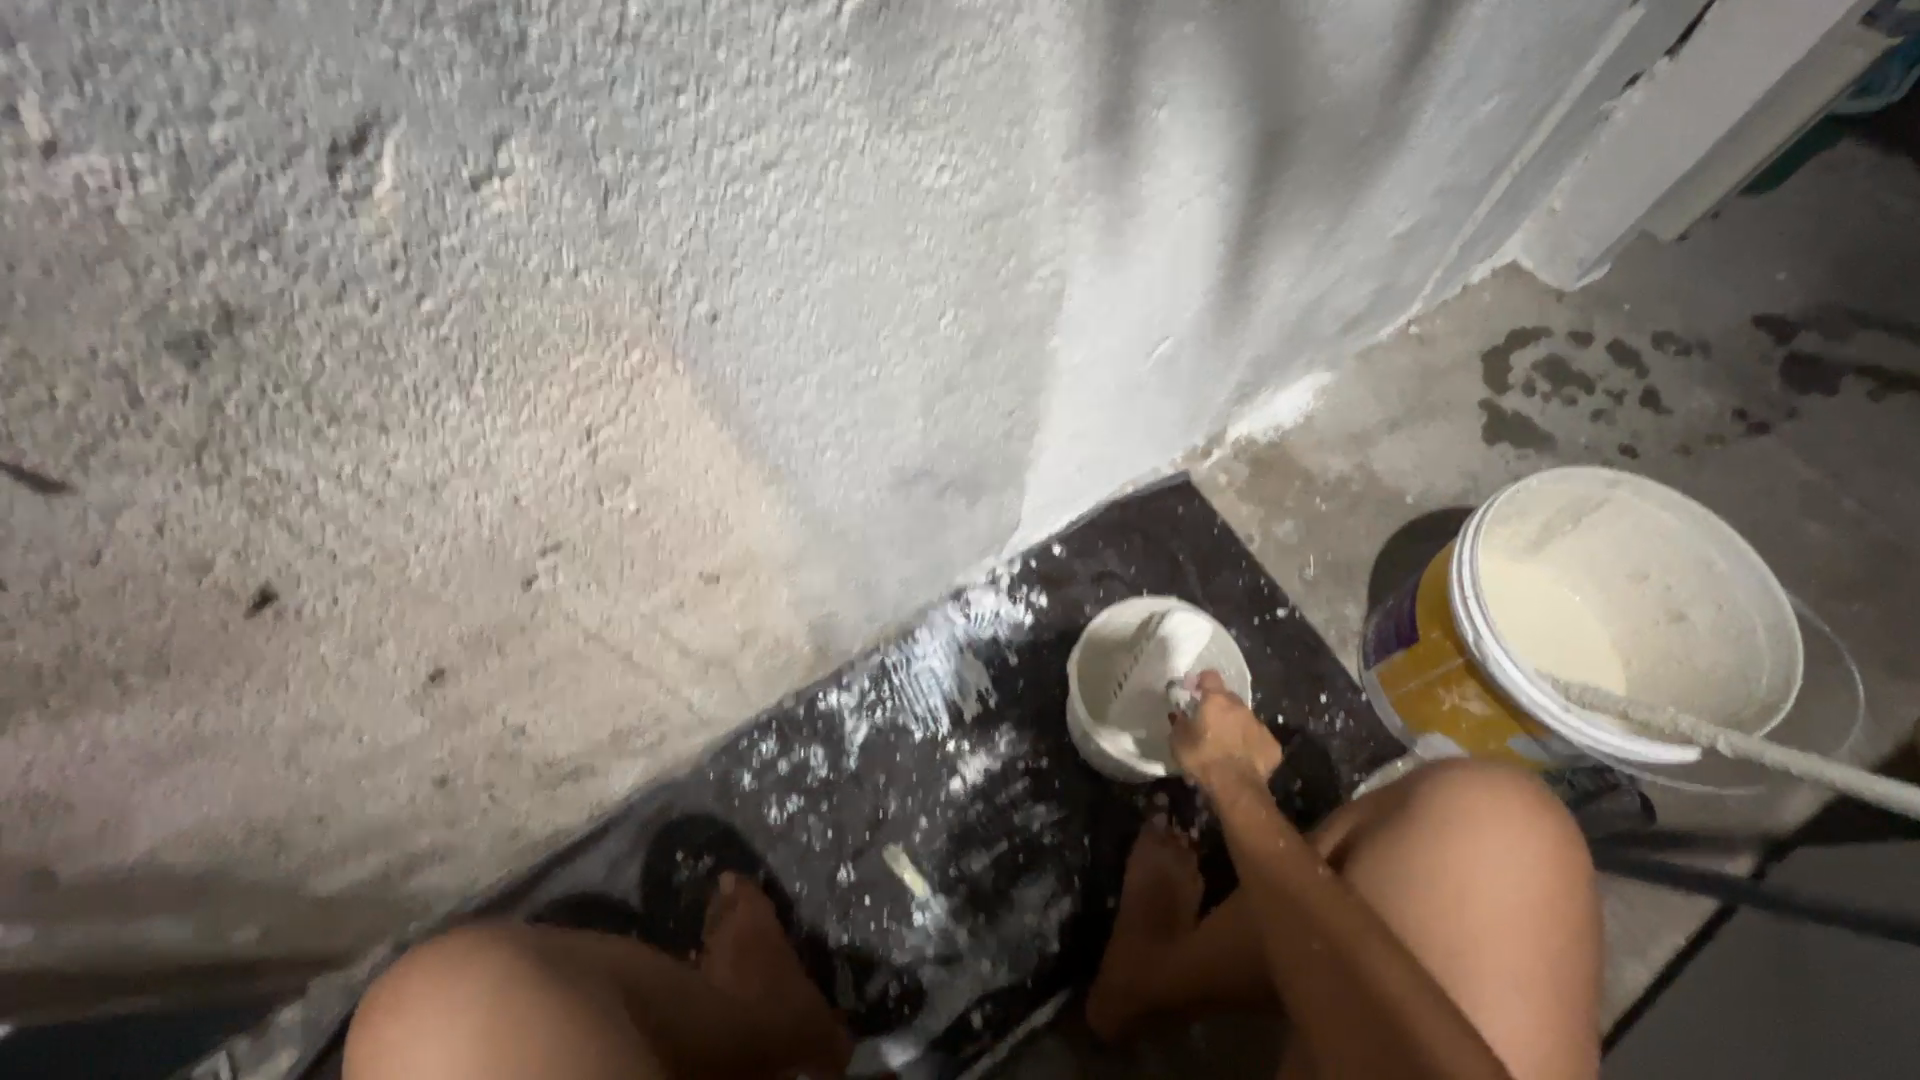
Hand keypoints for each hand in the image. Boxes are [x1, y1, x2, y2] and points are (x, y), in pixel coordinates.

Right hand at [1169, 671, 1283, 787]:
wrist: (1235, 786)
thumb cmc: (1202, 759)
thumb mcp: (1177, 741)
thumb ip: (1178, 722)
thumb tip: (1179, 714)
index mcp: (1216, 700)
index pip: (1210, 676)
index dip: (1201, 680)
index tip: (1194, 690)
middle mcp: (1240, 707)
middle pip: (1229, 698)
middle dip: (1219, 706)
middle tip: (1208, 722)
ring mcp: (1259, 725)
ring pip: (1245, 718)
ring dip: (1235, 725)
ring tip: (1226, 744)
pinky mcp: (1272, 745)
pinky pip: (1258, 738)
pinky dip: (1250, 744)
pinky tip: (1243, 759)